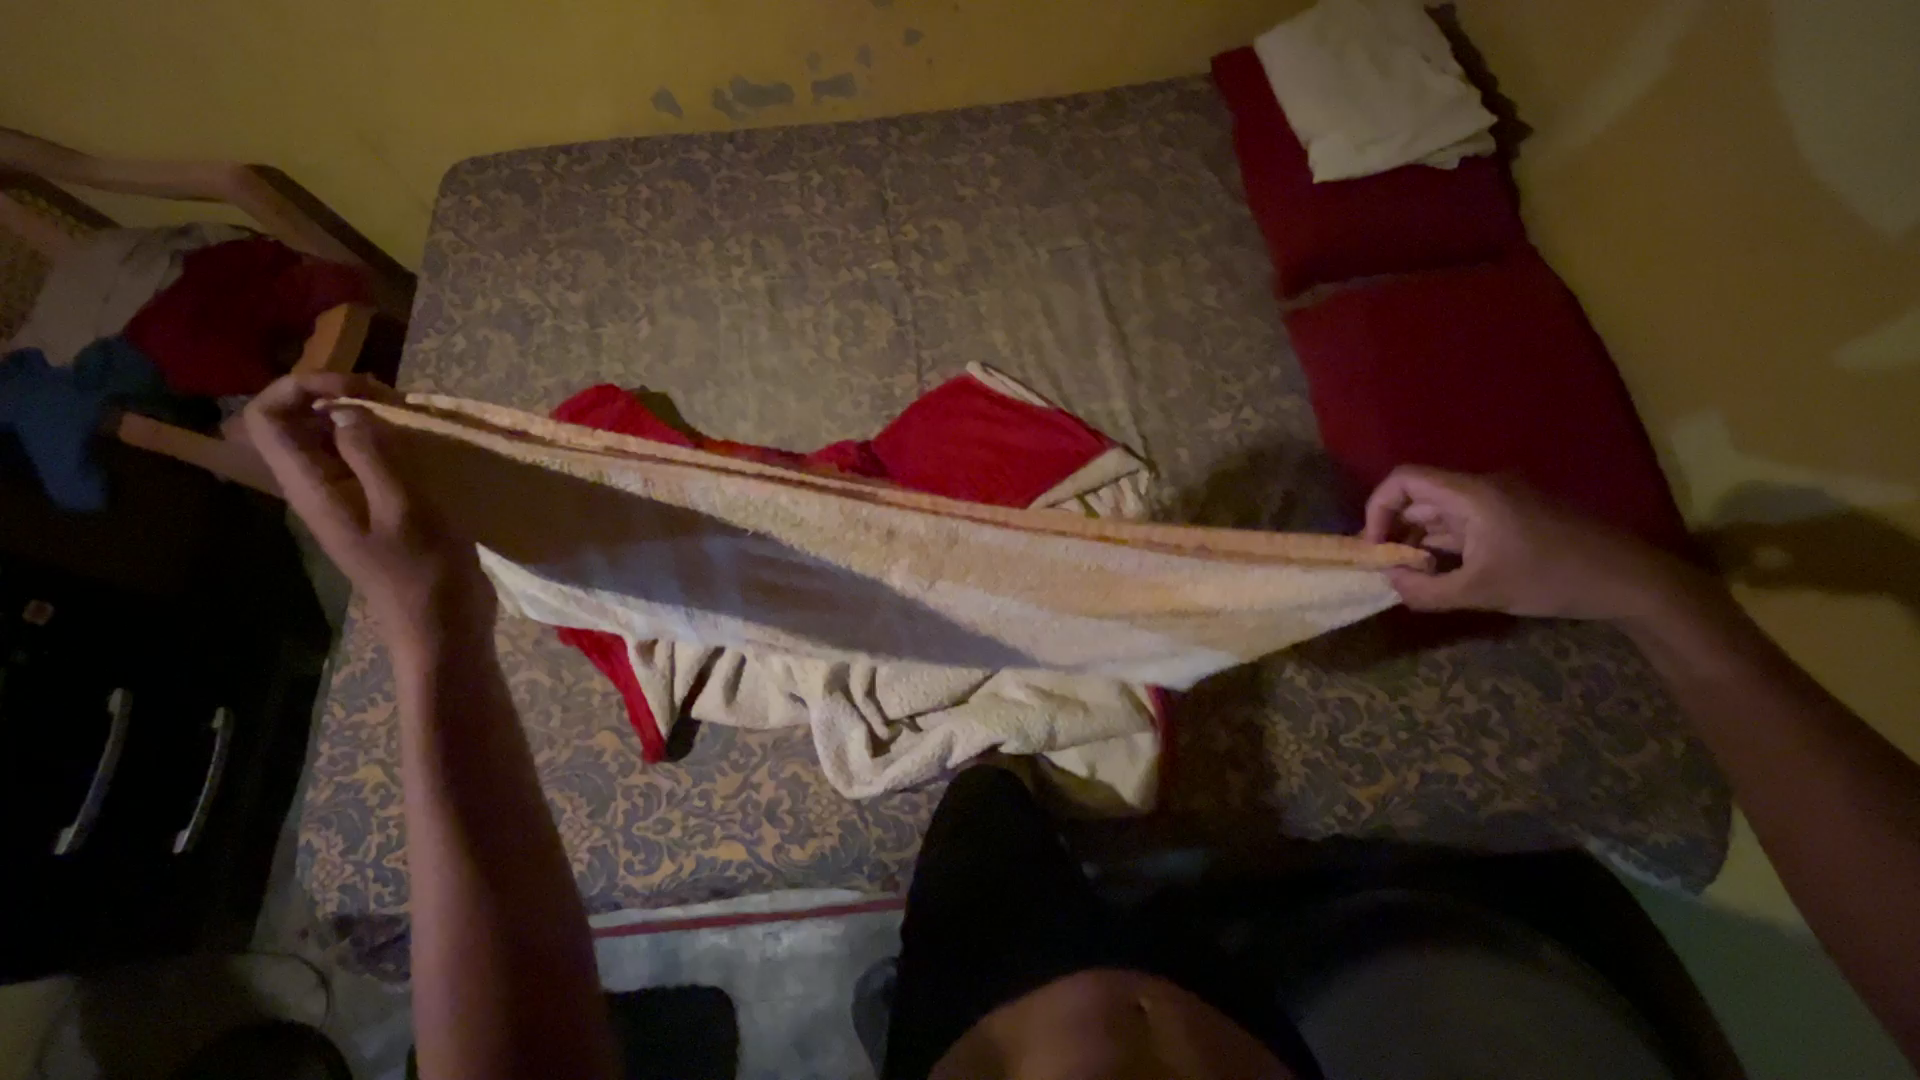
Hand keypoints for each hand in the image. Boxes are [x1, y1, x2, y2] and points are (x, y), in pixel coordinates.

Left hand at [244, 374, 494, 660]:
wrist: (443, 627)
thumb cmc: (424, 571)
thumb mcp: (404, 509)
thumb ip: (373, 457)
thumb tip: (348, 412)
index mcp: (312, 489)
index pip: (269, 418)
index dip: (305, 388)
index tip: (364, 388)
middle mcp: (320, 489)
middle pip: (298, 423)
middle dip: (338, 396)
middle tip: (394, 399)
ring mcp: (349, 500)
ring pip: (334, 441)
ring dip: (367, 418)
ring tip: (412, 418)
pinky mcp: (379, 509)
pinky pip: (366, 461)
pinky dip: (388, 443)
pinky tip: (423, 447)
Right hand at [1361, 466, 1697, 621]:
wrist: (1632, 580)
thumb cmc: (1552, 579)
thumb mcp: (1481, 592)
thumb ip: (1425, 591)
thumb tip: (1390, 583)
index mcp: (1472, 495)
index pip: (1404, 480)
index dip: (1378, 508)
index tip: (1375, 546)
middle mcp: (1484, 488)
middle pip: (1420, 497)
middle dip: (1396, 531)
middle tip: (1389, 567)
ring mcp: (1503, 500)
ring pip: (1443, 512)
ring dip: (1421, 541)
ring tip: (1416, 576)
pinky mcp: (1518, 515)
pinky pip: (1467, 522)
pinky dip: (1447, 544)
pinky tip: (1449, 573)